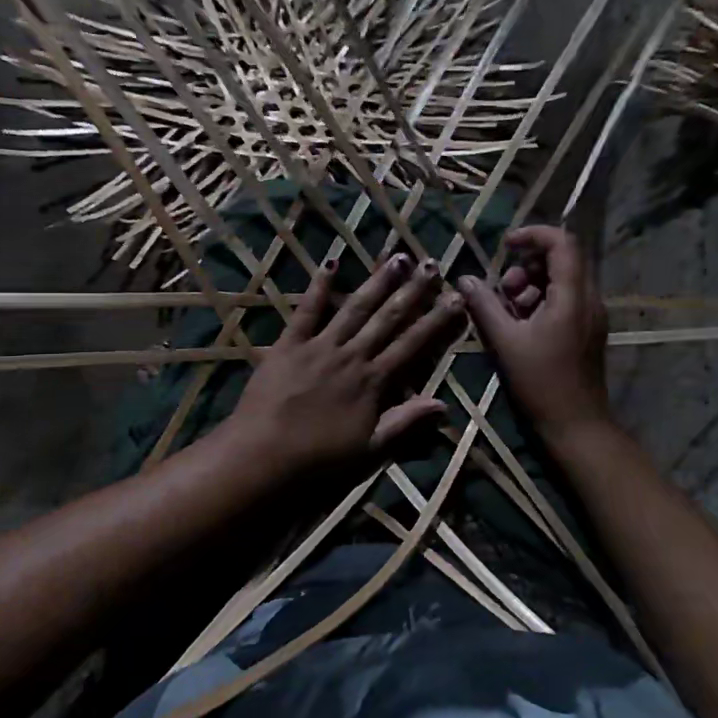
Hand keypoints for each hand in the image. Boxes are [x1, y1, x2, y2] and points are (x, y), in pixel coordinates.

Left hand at [224, 253, 463, 479]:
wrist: (262, 456)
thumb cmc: (318, 459)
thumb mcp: (370, 450)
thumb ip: (405, 423)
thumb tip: (443, 403)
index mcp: (372, 381)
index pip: (412, 344)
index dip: (436, 321)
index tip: (456, 298)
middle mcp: (351, 355)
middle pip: (388, 318)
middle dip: (412, 291)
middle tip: (431, 265)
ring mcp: (319, 346)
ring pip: (355, 307)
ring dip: (378, 281)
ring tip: (397, 257)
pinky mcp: (289, 344)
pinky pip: (307, 310)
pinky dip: (319, 286)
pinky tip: (332, 263)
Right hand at [457, 226, 612, 437]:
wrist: (576, 425)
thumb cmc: (541, 383)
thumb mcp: (505, 341)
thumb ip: (484, 305)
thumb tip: (464, 279)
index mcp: (572, 296)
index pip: (562, 242)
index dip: (533, 234)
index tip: (506, 245)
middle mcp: (589, 299)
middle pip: (561, 260)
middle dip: (527, 266)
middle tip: (505, 290)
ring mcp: (591, 315)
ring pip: (561, 280)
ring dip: (531, 285)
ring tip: (509, 311)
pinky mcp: (587, 330)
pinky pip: (565, 300)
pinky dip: (541, 302)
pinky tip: (521, 325)